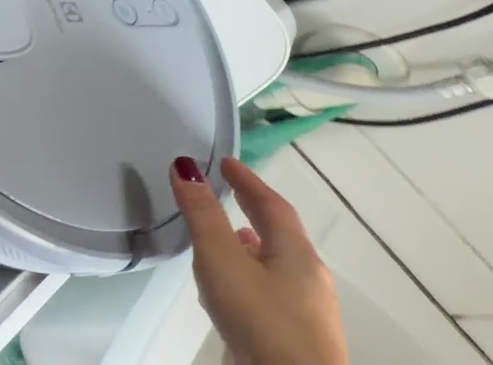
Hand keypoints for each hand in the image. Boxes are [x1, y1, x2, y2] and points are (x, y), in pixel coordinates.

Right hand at [172, 156, 346, 364]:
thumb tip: (185, 166)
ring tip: (227, 232)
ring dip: (252, 240)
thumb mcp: (221, 259)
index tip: (226, 161)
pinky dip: (250, 268)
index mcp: (297, 254)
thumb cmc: (259, 315)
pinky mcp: (292, 330)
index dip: (248, 181)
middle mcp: (308, 276)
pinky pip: (270, 284)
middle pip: (280, 233)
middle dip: (253, 208)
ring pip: (276, 260)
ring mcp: (304, 306)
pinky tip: (232, 281)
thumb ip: (202, 213)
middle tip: (227, 187)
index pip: (274, 205)